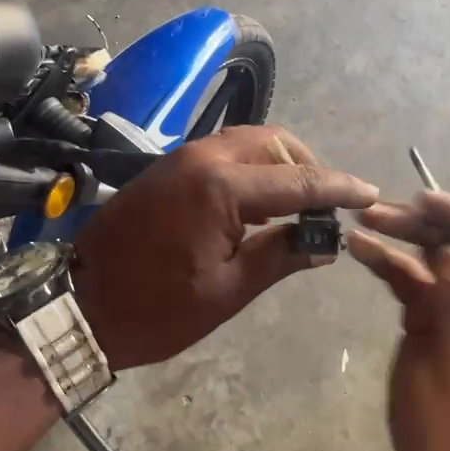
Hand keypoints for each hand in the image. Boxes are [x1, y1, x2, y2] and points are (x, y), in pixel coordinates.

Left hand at [73, 126, 377, 370]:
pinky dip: (252, 165)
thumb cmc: (155, 309)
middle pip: (274, 143)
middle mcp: (202, 158)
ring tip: (300, 201)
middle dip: (308, 166)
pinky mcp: (167, 167)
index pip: (298, 179)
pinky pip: (223, 151)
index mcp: (220, 187)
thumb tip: (324, 240)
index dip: (338, 187)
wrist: (80, 306)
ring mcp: (180, 158)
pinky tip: (261, 198)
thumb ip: (280, 255)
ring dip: (280, 163)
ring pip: (248, 141)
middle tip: (328, 204)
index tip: (369, 193)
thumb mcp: (226, 291)